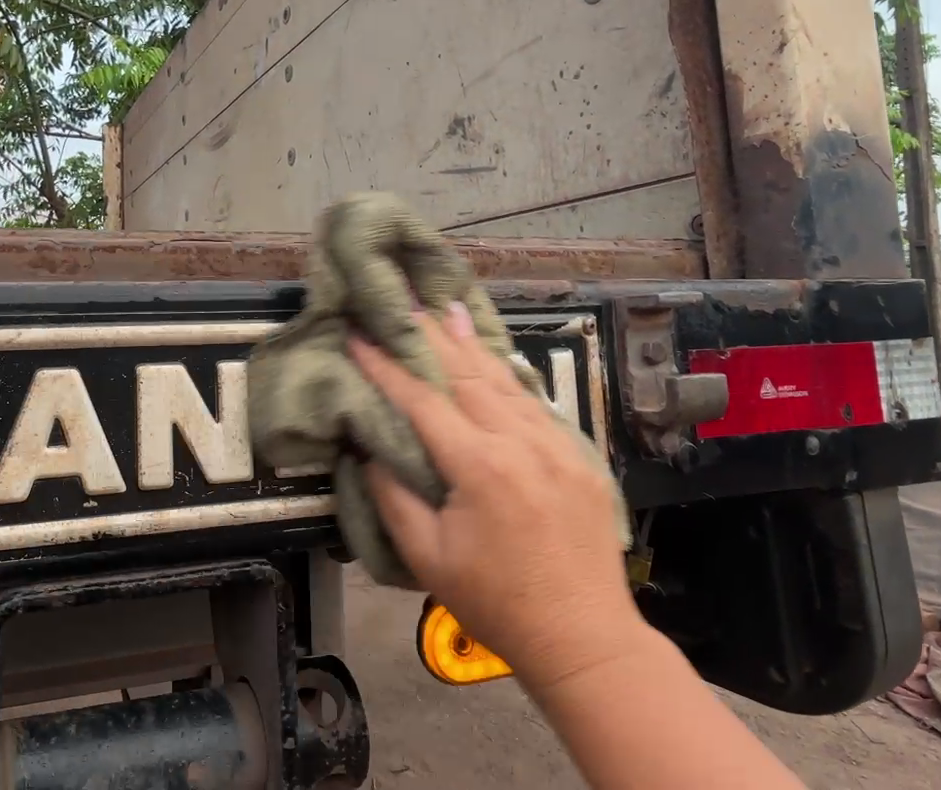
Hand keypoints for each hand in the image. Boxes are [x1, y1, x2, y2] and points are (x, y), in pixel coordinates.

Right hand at [350, 303, 649, 693]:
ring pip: (504, 379)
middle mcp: (520, 441)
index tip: (357, 337)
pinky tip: (493, 355)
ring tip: (445, 308)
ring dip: (469, 343)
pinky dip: (506, 372)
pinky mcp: (577, 455)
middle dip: (427, 336)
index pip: (421, 400)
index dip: (384, 367)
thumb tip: (369, 447)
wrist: (583, 637)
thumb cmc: (494, 602)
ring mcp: (555, 444)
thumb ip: (392, 496)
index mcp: (479, 466)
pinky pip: (533, 401)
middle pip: (466, 374)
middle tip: (400, 303)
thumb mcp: (426, 558)